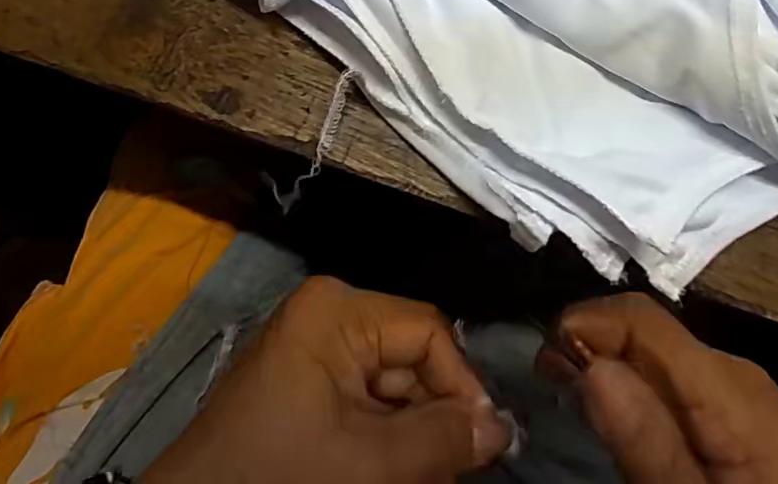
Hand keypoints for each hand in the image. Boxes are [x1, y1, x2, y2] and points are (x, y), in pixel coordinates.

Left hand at [142, 276, 510, 483]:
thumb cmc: (274, 482)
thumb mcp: (364, 465)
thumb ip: (440, 443)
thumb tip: (503, 428)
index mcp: (338, 310)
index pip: (426, 331)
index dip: (460, 385)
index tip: (485, 441)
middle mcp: (328, 314)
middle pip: (408, 358)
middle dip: (433, 416)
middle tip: (454, 471)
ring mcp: (312, 347)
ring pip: (389, 385)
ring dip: (411, 434)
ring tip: (420, 474)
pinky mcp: (302, 382)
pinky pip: (362, 401)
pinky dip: (382, 439)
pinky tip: (391, 470)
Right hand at [541, 293, 777, 483]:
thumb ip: (650, 445)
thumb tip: (591, 364)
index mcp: (734, 389)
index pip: (644, 319)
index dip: (586, 326)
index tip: (543, 365)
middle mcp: (739, 374)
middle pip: (650, 333)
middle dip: (595, 347)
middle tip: (551, 387)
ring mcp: (745, 394)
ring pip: (661, 355)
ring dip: (613, 366)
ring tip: (576, 399)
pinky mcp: (742, 417)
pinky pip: (679, 382)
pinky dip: (640, 389)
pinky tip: (622, 416)